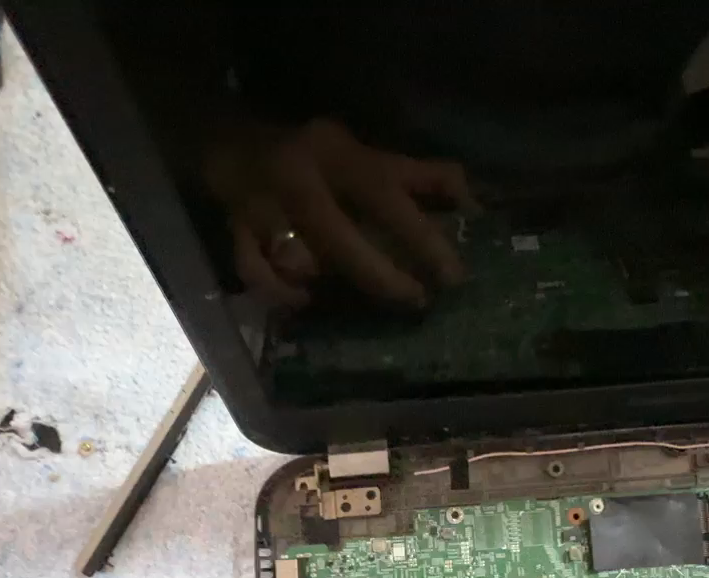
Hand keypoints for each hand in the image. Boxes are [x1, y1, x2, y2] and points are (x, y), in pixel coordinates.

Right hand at [204, 118, 477, 309]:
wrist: (233, 142)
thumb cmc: (317, 157)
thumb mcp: (370, 157)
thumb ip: (423, 179)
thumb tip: (474, 207)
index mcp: (338, 155)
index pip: (386, 198)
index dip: (421, 239)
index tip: (453, 277)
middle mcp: (299, 178)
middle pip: (338, 236)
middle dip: (380, 277)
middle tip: (414, 302)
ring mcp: (261, 206)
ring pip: (291, 256)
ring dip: (321, 282)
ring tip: (352, 304)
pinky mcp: (234, 230)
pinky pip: (252, 271)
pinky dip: (277, 292)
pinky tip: (302, 302)